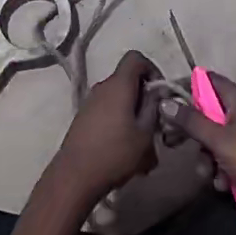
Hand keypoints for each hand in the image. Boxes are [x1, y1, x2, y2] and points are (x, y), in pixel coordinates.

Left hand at [48, 51, 161, 203]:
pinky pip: (108, 112)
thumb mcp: (145, 133)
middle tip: (156, 123)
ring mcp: (90, 103)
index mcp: (118, 85)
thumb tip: (157, 92)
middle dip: (145, 98)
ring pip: (119, 99)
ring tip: (143, 145)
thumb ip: (154, 107)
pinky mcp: (83, 118)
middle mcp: (102, 88)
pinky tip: (126, 152)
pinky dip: (120, 123)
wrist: (75, 177)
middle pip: (128, 80)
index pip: (136, 57)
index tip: (160, 93)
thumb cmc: (115, 153)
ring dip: (133, 115)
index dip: (152, 69)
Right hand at [159, 73, 235, 229]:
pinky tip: (224, 185)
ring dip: (206, 158)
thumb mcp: (220, 140)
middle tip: (171, 142)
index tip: (163, 103)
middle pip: (207, 112)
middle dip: (191, 131)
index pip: (206, 81)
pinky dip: (221, 170)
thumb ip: (191, 121)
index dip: (184, 89)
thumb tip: (165, 101)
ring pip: (214, 140)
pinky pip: (226, 158)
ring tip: (209, 175)